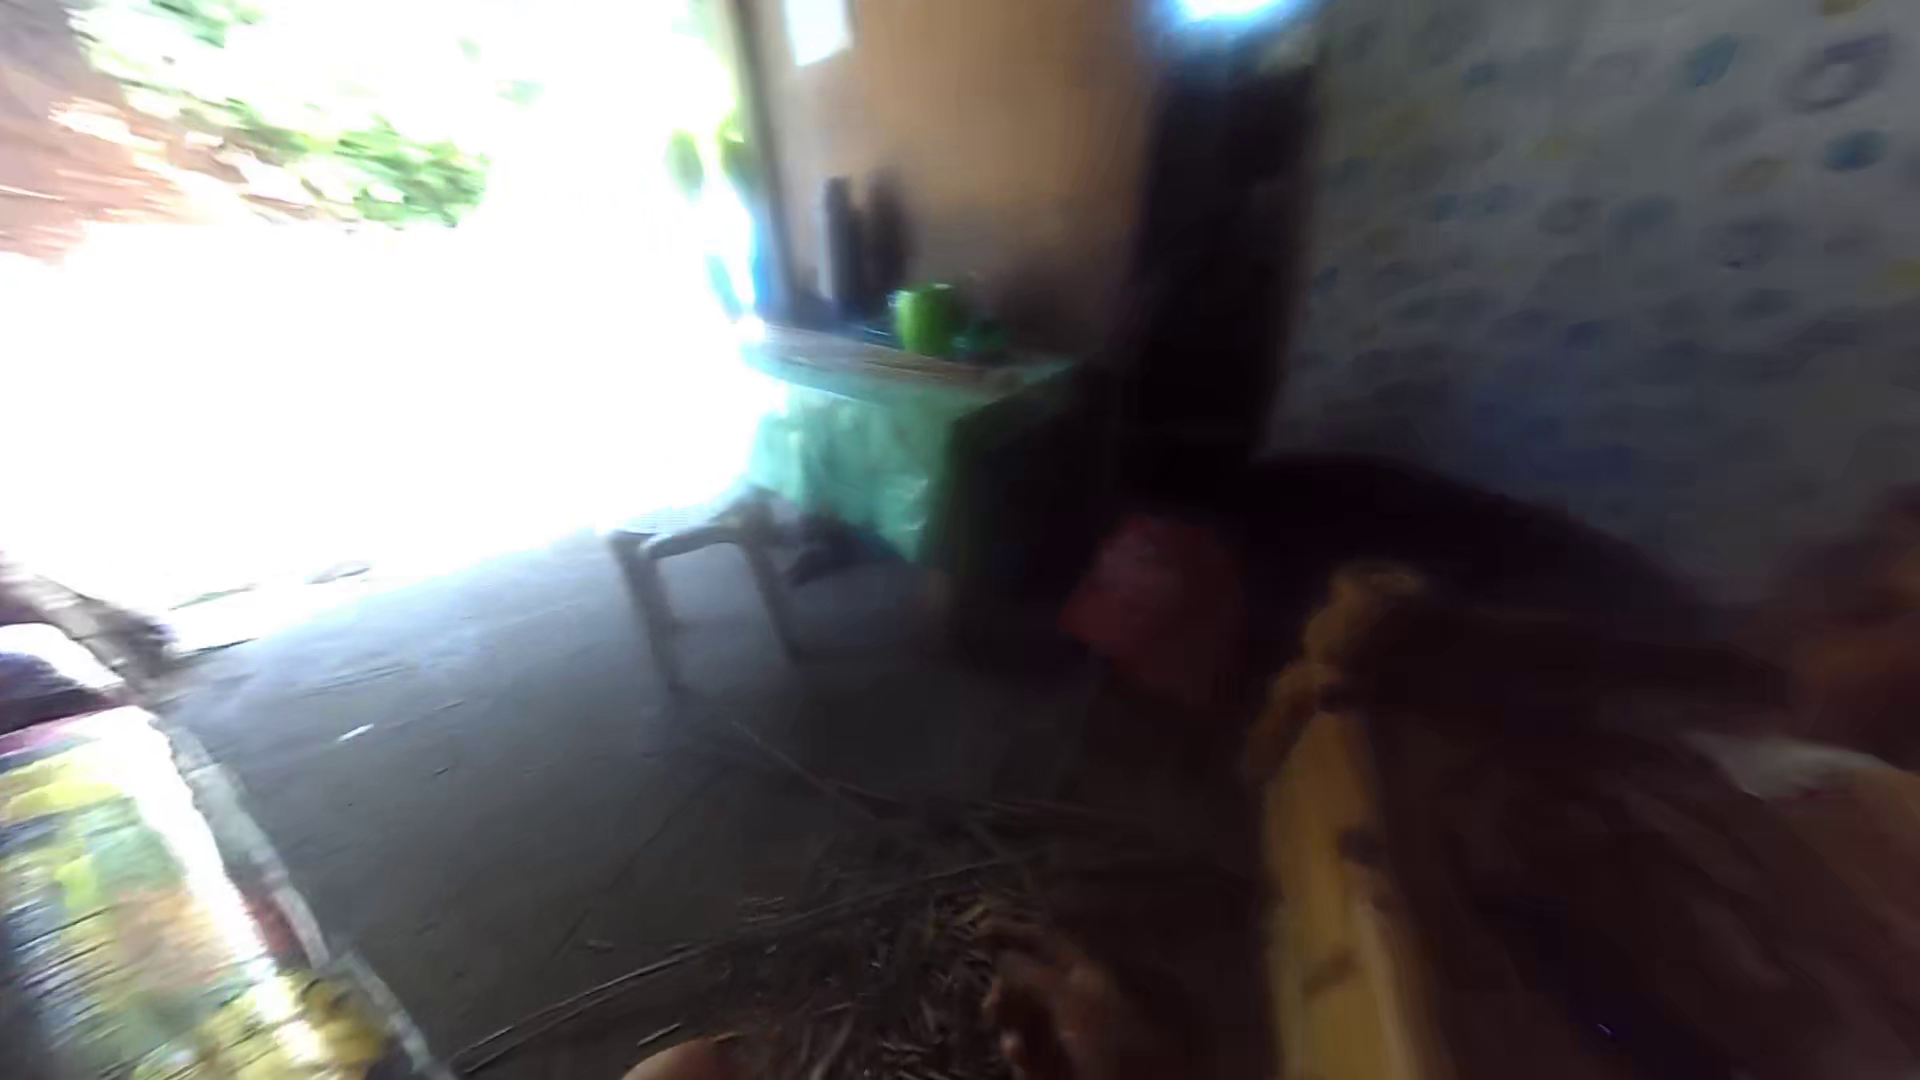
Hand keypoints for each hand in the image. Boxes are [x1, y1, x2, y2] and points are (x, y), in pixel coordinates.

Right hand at [981, 925, 1183, 1079]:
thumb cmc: (1114, 1047)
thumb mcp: (1071, 1001)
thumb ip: (1033, 975)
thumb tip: (1002, 954)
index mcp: (1084, 973)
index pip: (1043, 939)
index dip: (1013, 931)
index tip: (979, 930)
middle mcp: (1076, 998)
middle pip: (1030, 979)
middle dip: (1006, 987)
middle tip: (990, 1006)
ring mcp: (1072, 1038)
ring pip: (1027, 1020)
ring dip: (1012, 1026)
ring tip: (1010, 1044)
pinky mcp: (1065, 1074)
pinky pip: (1033, 1058)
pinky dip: (1021, 1058)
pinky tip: (1018, 1062)